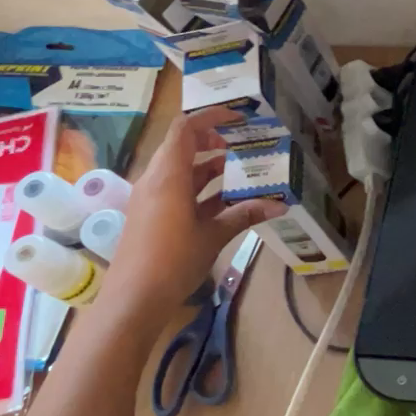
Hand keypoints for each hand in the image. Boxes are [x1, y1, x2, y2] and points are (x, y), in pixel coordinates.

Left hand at [98, 108, 285, 317]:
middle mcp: (157, 181)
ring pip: (184, 172)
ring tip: (246, 173)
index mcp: (168, 177)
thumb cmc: (172, 260)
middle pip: (184, 148)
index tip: (239, 119)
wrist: (134, 298)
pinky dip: (204, 191)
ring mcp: (154, 199)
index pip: (185, 130)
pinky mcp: (155, 217)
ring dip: (212, 169)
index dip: (210, 117)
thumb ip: (244, 214)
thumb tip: (280, 203)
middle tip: (247, 147)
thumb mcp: (214, 236)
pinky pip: (181, 192)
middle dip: (215, 144)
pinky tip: (231, 202)